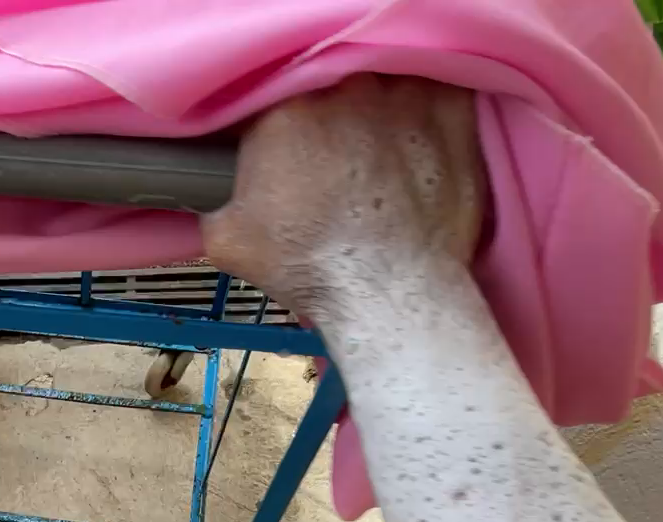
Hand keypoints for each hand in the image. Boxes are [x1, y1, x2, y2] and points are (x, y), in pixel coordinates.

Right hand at [203, 75, 482, 320]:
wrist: (386, 292)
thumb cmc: (305, 267)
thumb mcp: (225, 243)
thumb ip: (211, 202)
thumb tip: (210, 191)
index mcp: (282, 112)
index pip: (266, 106)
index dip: (268, 137)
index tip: (274, 163)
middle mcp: (343, 89)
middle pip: (324, 92)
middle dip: (320, 127)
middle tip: (321, 171)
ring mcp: (404, 93)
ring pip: (377, 91)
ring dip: (369, 119)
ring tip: (365, 167)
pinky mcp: (452, 108)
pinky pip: (432, 95)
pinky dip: (419, 118)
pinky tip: (407, 155)